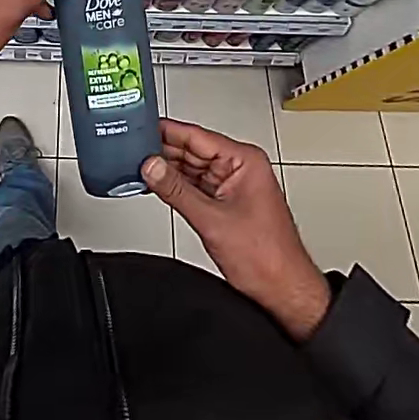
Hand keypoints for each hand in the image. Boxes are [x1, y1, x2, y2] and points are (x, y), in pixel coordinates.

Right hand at [142, 118, 330, 341]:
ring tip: (140, 167)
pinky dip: (176, 186)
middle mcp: (239, 168)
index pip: (198, 136)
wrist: (284, 293)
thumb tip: (152, 166)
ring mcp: (231, 185)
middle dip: (164, 151)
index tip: (144, 126)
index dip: (169, 130)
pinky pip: (194, 185)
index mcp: (244, 161)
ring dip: (168, 169)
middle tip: (134, 150)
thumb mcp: (212, 219)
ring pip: (191, 168)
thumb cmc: (268, 258)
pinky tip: (157, 184)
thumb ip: (177, 190)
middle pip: (192, 150)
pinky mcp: (224, 201)